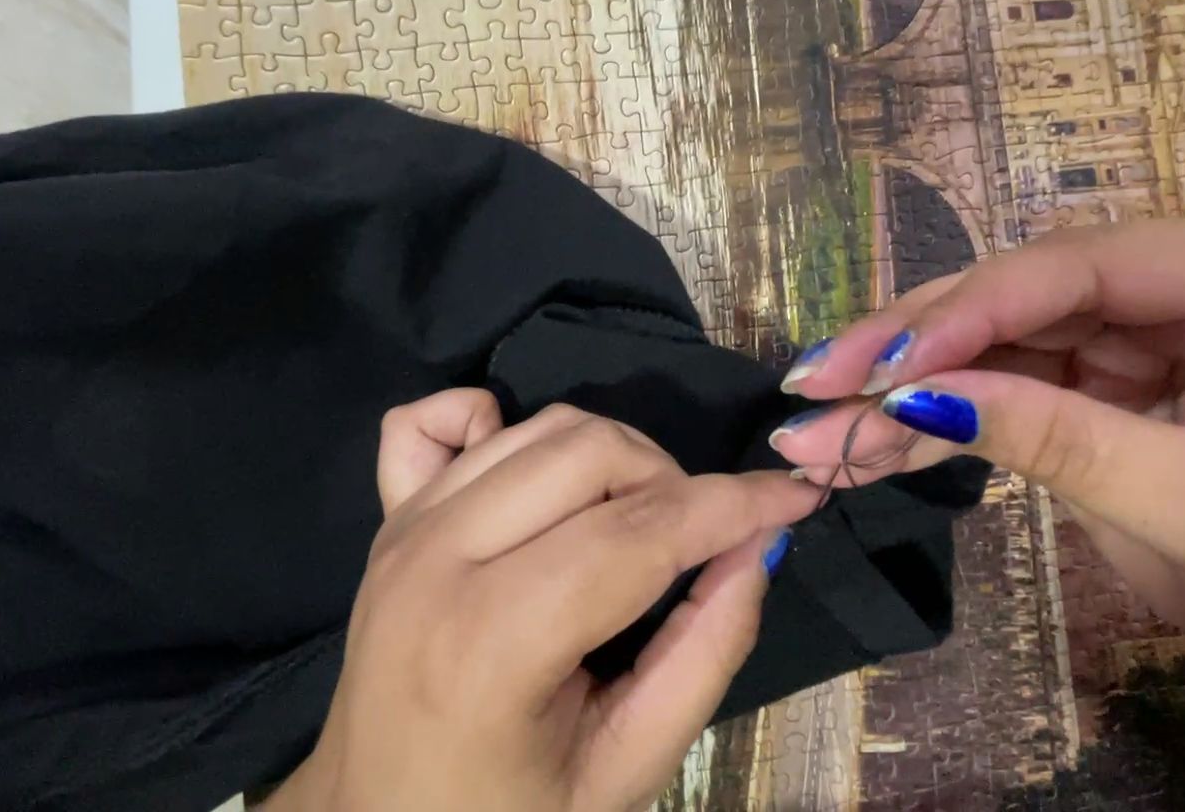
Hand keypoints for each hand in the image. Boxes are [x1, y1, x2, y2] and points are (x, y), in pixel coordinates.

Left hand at [264, 392, 815, 811]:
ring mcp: (404, 525)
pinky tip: (533, 476)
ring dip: (613, 457)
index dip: (732, 505)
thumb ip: (703, 654)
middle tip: (695, 543)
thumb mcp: (624, 768)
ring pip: (542, 427)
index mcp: (488, 642)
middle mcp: (436, 558)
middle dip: (671, 482)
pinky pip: (434, 417)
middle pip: (590, 453)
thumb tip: (758, 546)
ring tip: (632, 522)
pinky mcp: (389, 513)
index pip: (637, 535)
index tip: (795, 494)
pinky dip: (494, 420)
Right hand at [771, 222, 1184, 810]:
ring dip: (905, 389)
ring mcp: (1131, 348)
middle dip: (915, 344)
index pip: (1086, 267)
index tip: (883, 363)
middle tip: (817, 379)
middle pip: (1020, 298)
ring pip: (993, 348)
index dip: (974, 309)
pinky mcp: (1093, 400)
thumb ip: (1063, 440)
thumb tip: (914, 396)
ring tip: (817, 423)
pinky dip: (931, 425)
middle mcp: (1184, 294)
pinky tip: (863, 442)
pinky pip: (997, 396)